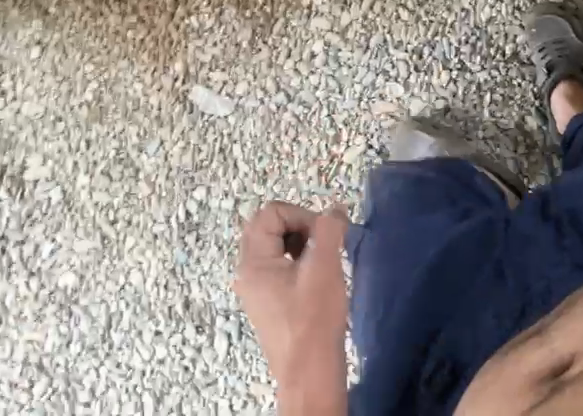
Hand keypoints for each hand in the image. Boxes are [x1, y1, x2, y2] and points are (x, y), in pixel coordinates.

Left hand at [234, 202, 350, 404]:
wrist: (310, 372)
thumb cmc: (314, 319)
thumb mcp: (324, 266)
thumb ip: (329, 228)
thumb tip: (335, 209)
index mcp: (253, 262)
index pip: (271, 213)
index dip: (301, 215)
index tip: (322, 235)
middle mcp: (247, 272)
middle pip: (269, 225)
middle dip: (300, 225)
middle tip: (323, 243)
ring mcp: (256, 287)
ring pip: (276, 244)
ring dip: (302, 242)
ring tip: (322, 260)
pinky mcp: (268, 299)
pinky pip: (279, 263)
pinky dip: (299, 259)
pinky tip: (317, 275)